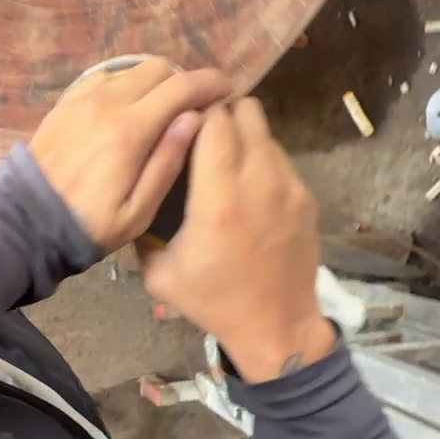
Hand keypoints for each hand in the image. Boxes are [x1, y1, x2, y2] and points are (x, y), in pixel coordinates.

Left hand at [29, 57, 234, 252]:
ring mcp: (83, 99)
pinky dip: (124, 84)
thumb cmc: (88, 225)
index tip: (227, 92)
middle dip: (184, 81)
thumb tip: (193, 120)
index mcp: (132, 130)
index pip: (183, 86)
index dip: (212, 83)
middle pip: (159, 68)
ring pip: (131, 70)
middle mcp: (108, 103)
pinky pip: (104, 78)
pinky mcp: (66, 103)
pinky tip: (126, 108)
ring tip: (162, 107)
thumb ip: (167, 164)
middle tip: (193, 105)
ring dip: (154, 81)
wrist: (27, 221)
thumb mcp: (137, 212)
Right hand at [137, 98, 334, 381]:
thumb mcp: (160, 275)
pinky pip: (279, 158)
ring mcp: (288, 187)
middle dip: (220, 114)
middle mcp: (259, 182)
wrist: (276, 326)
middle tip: (198, 133)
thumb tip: (134, 198)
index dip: (194, 113)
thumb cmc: (213, 301)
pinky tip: (243, 186)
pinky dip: (259, 159)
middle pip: (245, 112)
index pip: (213, 122)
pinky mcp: (305, 197)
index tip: (178, 124)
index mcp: (218, 199)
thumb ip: (143, 232)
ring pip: (265, 132)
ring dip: (241, 136)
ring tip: (220, 160)